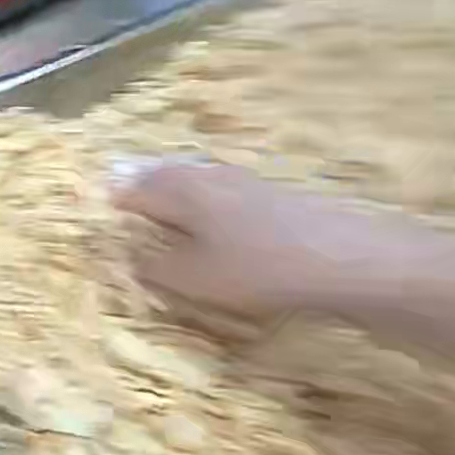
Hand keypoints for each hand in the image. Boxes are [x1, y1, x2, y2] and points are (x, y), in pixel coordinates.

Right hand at [111, 159, 435, 318]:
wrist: (356, 260)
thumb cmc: (261, 269)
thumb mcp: (197, 280)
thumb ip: (156, 269)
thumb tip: (129, 260)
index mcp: (175, 193)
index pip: (130, 192)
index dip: (111, 202)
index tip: (98, 209)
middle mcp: (201, 178)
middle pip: (158, 174)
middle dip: (137, 182)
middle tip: (120, 188)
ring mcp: (239, 180)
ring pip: (190, 176)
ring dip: (169, 183)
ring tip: (160, 192)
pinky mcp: (270, 191)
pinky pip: (218, 184)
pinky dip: (203, 191)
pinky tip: (213, 207)